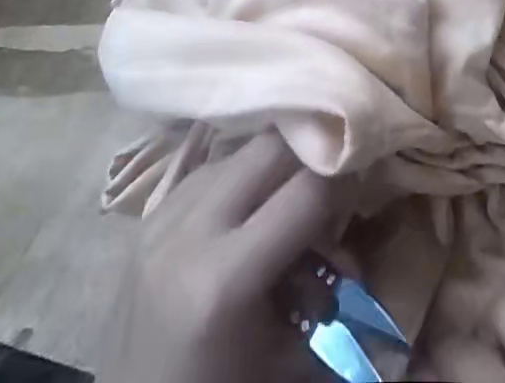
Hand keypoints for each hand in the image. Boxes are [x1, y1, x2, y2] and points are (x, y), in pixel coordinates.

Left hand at [100, 133, 343, 382]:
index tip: (359, 188)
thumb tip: (350, 242)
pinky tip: (248, 213)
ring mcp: (158, 221)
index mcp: (224, 281)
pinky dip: (237, 181)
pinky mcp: (145, 220)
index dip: (342, 182)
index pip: (304, 192)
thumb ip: (324, 288)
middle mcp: (188, 234)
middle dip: (308, 157)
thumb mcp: (289, 356)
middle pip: (267, 148)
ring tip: (288, 206)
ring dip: (271, 168)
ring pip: (235, 153)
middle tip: (329, 186)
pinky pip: (204, 174)